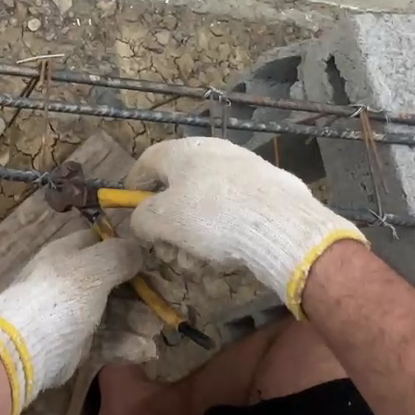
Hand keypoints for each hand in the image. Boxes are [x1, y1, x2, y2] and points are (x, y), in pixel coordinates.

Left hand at [0, 233, 139, 414]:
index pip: (102, 242)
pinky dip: (127, 343)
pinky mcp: (78, 343)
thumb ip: (119, 255)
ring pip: (114, 312)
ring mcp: (74, 312)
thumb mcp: (92, 267)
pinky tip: (146, 349)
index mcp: (69, 254)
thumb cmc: (60, 297)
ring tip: (155, 329)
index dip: (129, 249)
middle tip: (165, 301)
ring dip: (137, 319)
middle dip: (140, 291)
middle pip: (114, 280)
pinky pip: (108, 339)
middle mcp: (72, 280)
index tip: (155, 260)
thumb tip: (138, 249)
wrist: (26, 348)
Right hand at [124, 137, 365, 317]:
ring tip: (201, 264)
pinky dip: (225, 229)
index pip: (148, 161)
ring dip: (196, 233)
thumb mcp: (162, 221)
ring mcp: (243, 166)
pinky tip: (230, 254)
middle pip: (179, 187)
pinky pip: (235, 207)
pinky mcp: (268, 186)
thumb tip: (141, 220)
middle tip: (171, 253)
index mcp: (181, 150)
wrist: (280, 224)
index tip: (134, 211)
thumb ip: (142, 219)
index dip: (136, 186)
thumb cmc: (211, 216)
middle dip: (170, 224)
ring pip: (207, 201)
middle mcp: (211, 150)